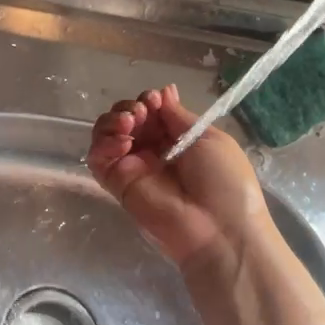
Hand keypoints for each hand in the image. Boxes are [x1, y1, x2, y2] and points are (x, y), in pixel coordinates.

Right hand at [87, 84, 268, 270]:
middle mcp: (151, 153)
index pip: (150, 112)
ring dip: (113, 120)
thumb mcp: (209, 139)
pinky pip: (98, 158)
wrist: (222, 233)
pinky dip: (103, 143)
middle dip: (130, 108)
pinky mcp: (118, 185)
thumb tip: (164, 90)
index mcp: (176, 142)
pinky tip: (122, 141)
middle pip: (126, 119)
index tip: (153, 99)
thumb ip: (179, 116)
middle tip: (141, 112)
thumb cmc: (226, 184)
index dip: (147, 101)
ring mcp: (133, 169)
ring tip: (130, 122)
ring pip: (107, 135)